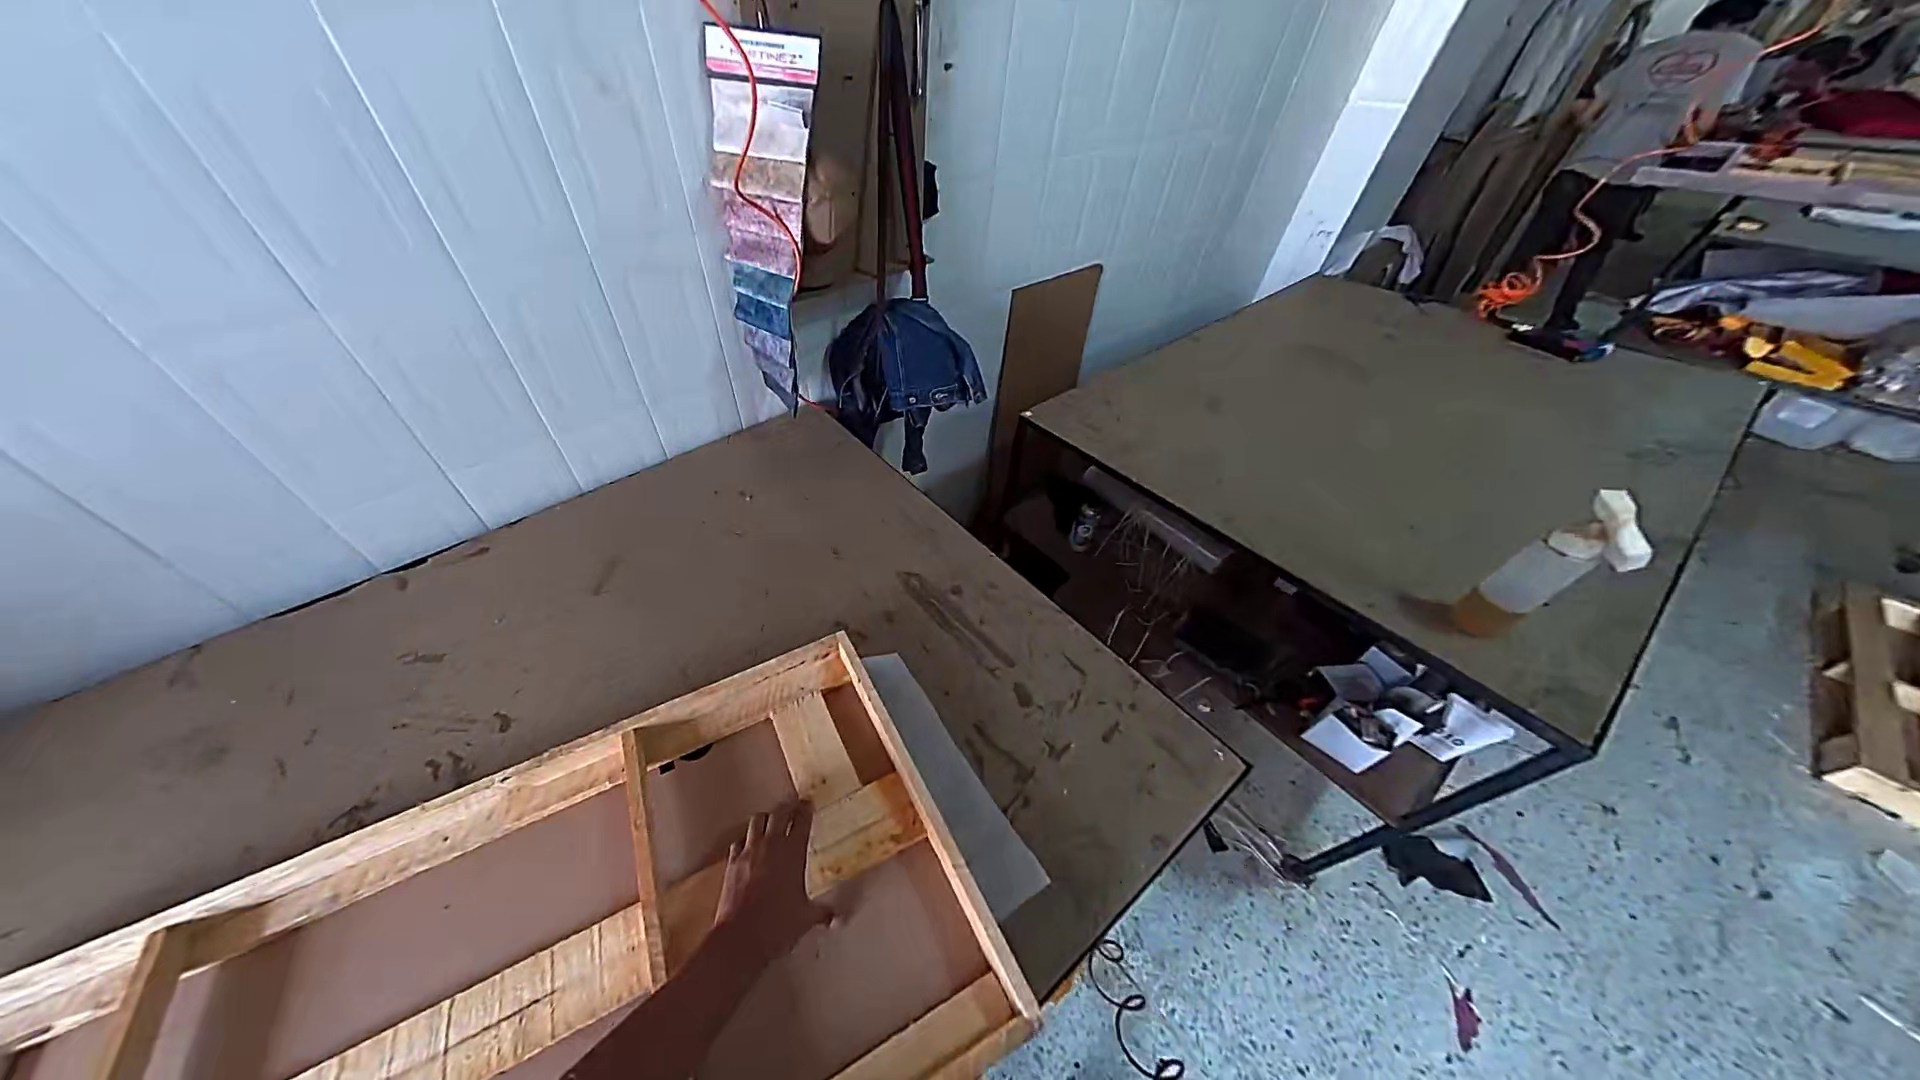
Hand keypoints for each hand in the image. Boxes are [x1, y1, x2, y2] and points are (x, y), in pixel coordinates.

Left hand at [714, 800, 831, 960]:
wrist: (740, 938)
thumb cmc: (778, 925)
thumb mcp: (806, 918)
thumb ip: (823, 913)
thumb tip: (837, 920)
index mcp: (794, 852)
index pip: (802, 820)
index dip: (806, 809)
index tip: (808, 803)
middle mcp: (772, 845)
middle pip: (780, 813)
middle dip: (788, 808)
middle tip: (793, 807)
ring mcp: (749, 852)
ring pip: (757, 820)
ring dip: (766, 818)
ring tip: (771, 822)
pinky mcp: (732, 863)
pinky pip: (739, 841)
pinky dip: (746, 839)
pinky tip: (749, 846)